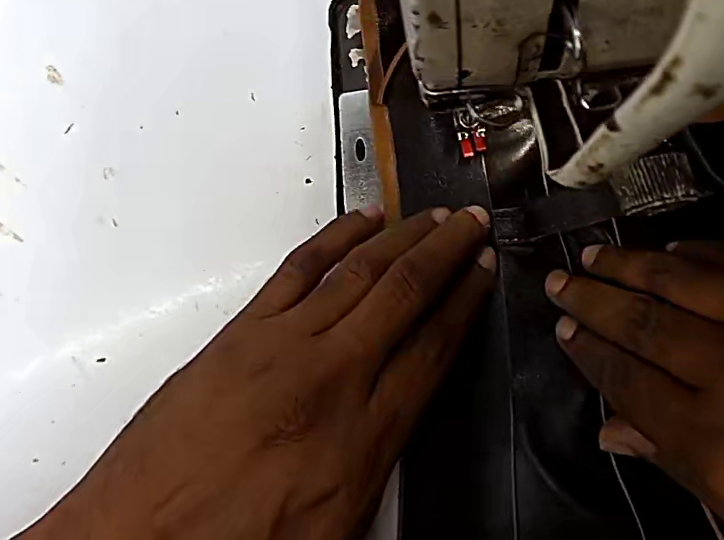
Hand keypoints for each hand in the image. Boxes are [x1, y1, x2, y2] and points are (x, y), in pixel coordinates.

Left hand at [25, 204, 494, 539]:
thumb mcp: (336, 530)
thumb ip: (380, 460)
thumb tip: (404, 409)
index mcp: (360, 441)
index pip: (434, 348)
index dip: (466, 302)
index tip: (483, 273)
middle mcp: (330, 380)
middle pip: (406, 292)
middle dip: (447, 249)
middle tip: (473, 222)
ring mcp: (283, 346)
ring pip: (361, 270)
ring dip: (405, 235)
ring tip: (434, 214)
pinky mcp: (240, 332)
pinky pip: (300, 268)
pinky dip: (336, 237)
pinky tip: (362, 221)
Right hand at [546, 242, 723, 539]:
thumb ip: (698, 477)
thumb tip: (622, 430)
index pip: (631, 384)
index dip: (592, 355)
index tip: (564, 331)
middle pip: (644, 323)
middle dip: (595, 301)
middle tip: (557, 279)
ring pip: (683, 280)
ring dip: (633, 266)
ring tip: (596, 255)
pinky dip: (700, 253)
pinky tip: (675, 248)